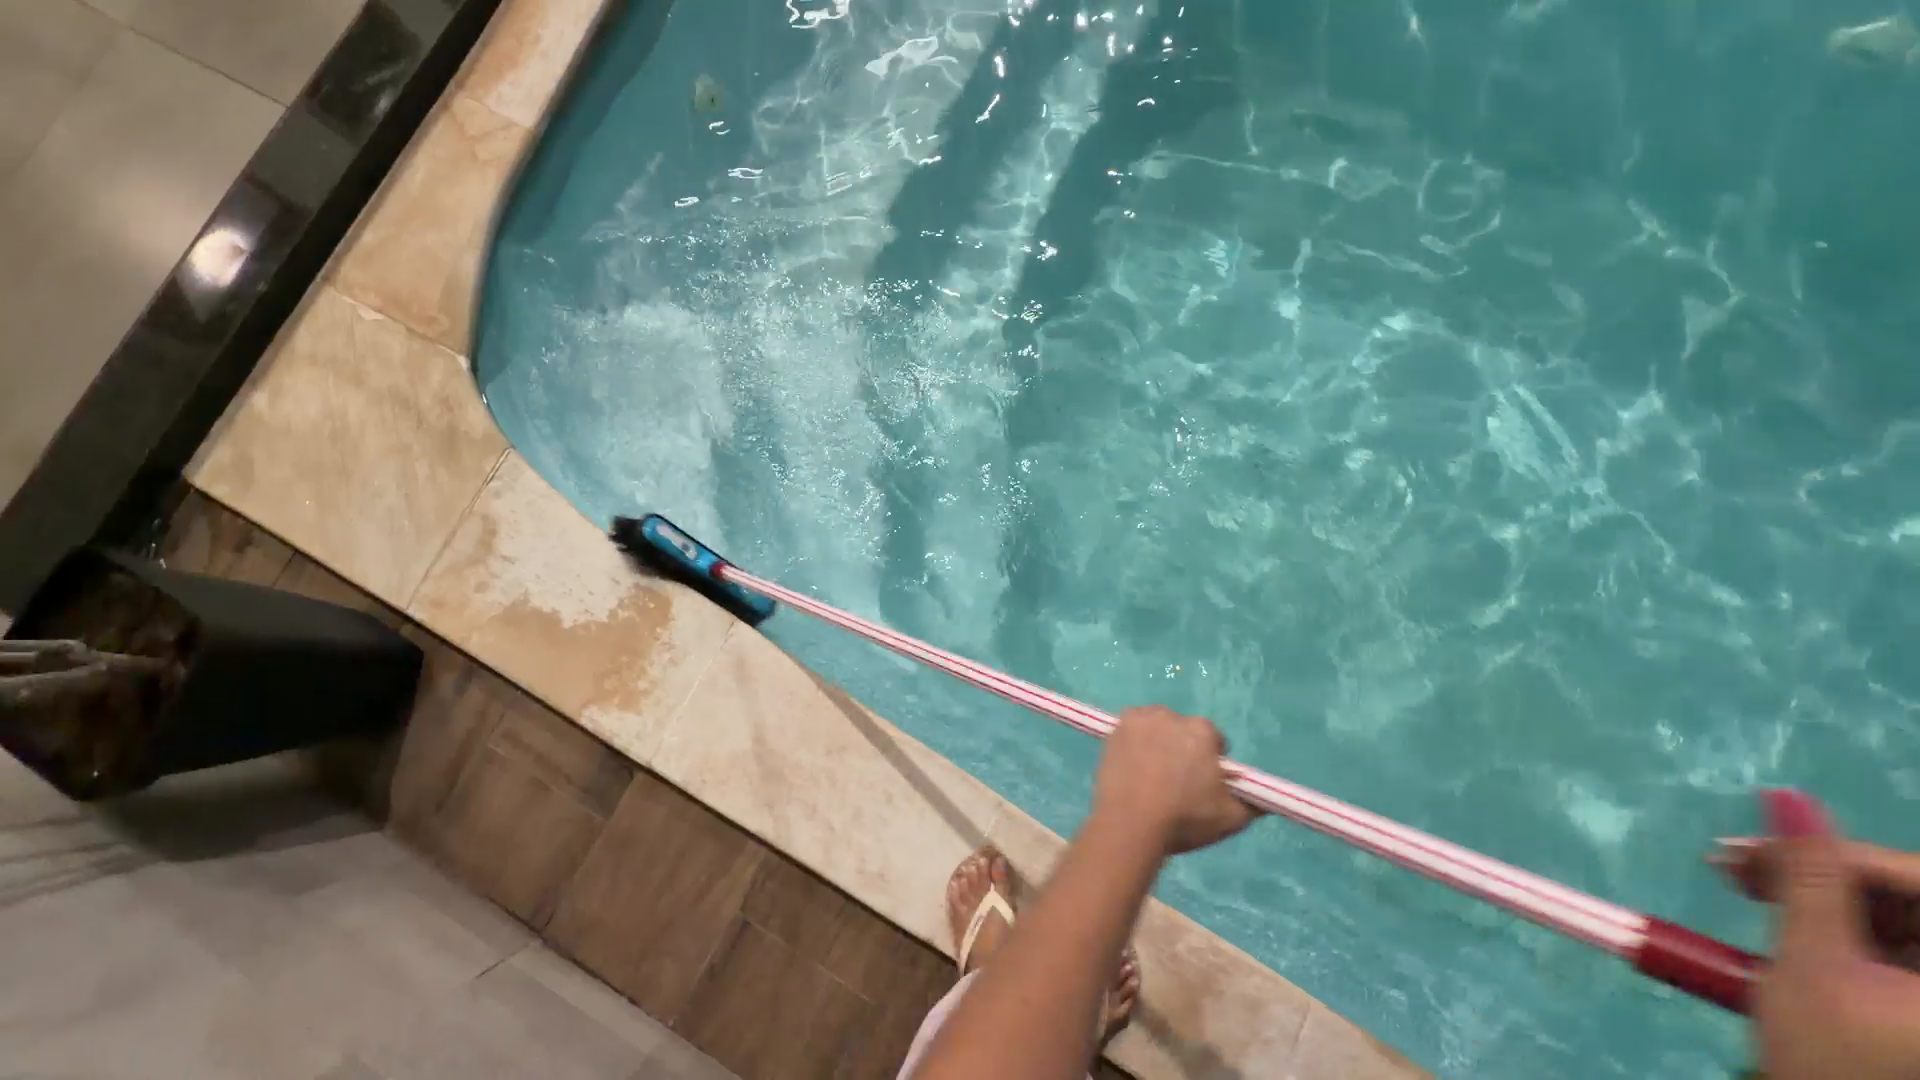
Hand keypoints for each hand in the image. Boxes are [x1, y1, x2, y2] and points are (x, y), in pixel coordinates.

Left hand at [1092, 706, 1260, 854]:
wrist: (1131, 824)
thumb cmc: (1185, 819)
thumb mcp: (1232, 818)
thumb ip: (1255, 803)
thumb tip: (1266, 799)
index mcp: (1203, 731)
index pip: (1213, 741)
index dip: (1209, 762)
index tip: (1200, 783)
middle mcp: (1172, 716)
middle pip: (1183, 731)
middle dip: (1183, 749)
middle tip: (1174, 781)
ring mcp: (1140, 720)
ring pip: (1156, 727)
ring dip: (1157, 741)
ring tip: (1150, 774)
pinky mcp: (1115, 729)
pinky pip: (1131, 730)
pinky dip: (1133, 741)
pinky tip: (1131, 765)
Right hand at [1734, 791, 1919, 1079]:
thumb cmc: (1833, 1061)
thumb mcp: (1809, 964)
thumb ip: (1805, 877)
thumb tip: (1785, 794)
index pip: (1916, 878)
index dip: (1831, 852)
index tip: (1740, 848)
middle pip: (1906, 894)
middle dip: (1817, 871)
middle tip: (1732, 864)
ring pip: (1899, 915)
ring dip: (1820, 894)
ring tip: (1746, 888)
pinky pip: (1898, 942)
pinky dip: (1840, 925)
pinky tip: (1787, 918)